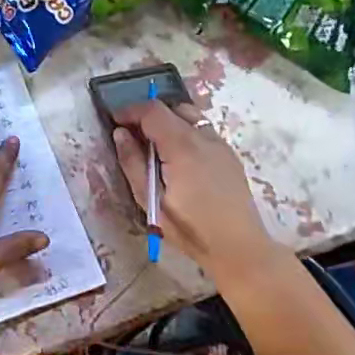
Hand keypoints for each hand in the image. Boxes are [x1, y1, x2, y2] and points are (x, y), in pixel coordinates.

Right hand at [112, 100, 282, 277]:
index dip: (130, 110)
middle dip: (148, 114)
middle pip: (172, 107)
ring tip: (156, 145)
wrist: (239, 248)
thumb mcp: (150, 200)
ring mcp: (220, 144)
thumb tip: (120, 133)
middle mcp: (204, 137)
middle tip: (132, 134)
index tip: (115, 120)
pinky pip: (202, 130)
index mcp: (182, 146)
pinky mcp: (229, 155)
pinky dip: (185, 131)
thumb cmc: (190, 228)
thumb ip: (132, 162)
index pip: (152, 111)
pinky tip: (179, 158)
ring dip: (168, 121)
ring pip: (190, 115)